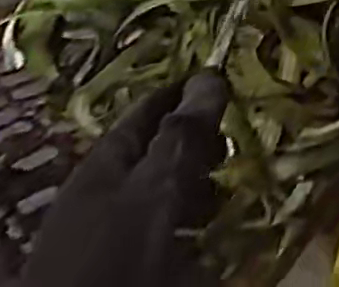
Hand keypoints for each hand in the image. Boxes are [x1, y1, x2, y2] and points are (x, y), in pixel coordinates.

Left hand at [20, 72, 228, 286]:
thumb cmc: (115, 258)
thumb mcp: (156, 189)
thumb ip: (183, 135)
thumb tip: (209, 74)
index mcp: (100, 167)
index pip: (148, 109)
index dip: (186, 89)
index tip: (229, 76)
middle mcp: (100, 193)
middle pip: (157, 148)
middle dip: (200, 137)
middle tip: (239, 134)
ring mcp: (106, 232)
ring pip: (163, 187)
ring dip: (200, 179)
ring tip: (232, 183)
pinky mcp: (122, 265)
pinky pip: (165, 226)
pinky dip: (192, 218)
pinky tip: (212, 224)